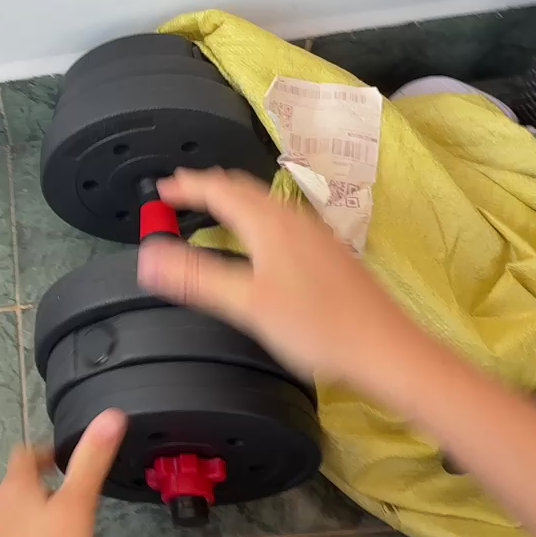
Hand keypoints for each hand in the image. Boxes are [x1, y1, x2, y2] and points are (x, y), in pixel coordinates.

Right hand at [135, 168, 421, 388]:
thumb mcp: (246, 304)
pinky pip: (279, 216)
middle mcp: (292, 218)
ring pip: (264, 201)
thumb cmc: (317, 327)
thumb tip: (147, 256)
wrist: (388, 351)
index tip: (161, 189)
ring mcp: (313, 232)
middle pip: (243, 188)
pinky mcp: (326, 250)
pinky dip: (253, 213)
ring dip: (232, 197)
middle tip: (180, 191)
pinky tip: (257, 237)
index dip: (186, 186)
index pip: (218, 189)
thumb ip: (195, 277)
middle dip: (208, 185)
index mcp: (269, 223)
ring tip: (211, 206)